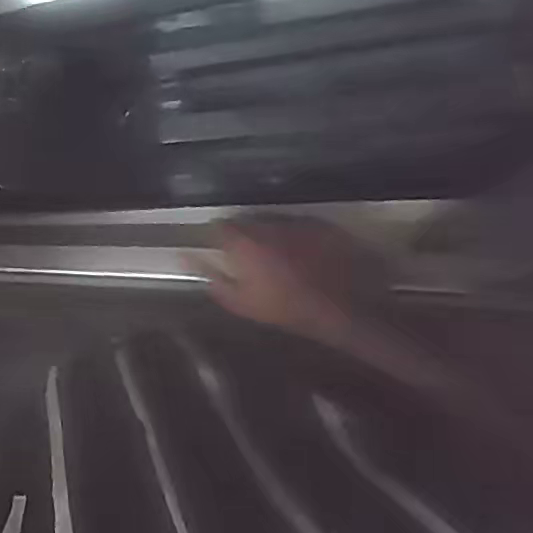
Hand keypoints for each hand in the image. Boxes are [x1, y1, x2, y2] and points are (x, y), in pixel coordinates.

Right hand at [208, 216, 389, 344]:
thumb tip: (184, 256)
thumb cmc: (288, 309)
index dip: (219, 238)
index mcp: (243, 241)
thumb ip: (210, 276)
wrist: (348, 312)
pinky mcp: (324, 226)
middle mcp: (268, 224)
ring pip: (274, 221)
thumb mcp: (240, 302)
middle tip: (253, 255)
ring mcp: (298, 222)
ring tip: (282, 256)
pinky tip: (307, 255)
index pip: (218, 226)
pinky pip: (302, 225)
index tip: (223, 250)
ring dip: (272, 233)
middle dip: (246, 233)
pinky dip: (299, 235)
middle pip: (246, 220)